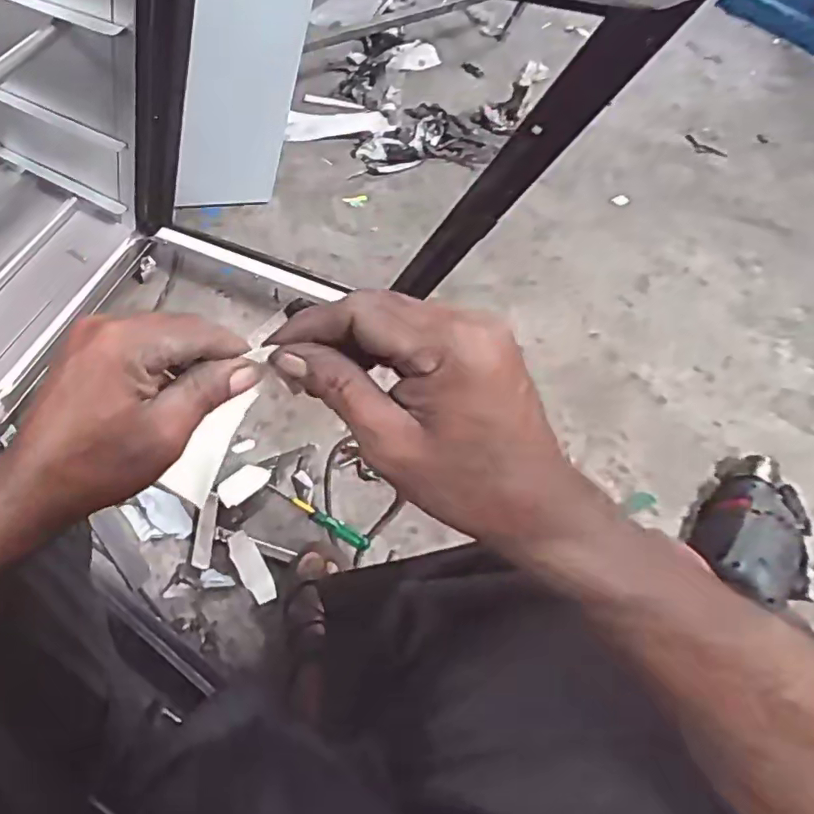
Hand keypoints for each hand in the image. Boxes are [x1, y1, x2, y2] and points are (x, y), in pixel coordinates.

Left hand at [3, 312, 257, 529]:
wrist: (35, 485)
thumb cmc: (92, 467)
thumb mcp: (165, 433)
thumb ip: (207, 392)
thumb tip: (242, 370)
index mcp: (124, 341)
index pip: (196, 330)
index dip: (230, 349)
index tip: (251, 367)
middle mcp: (104, 328)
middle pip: (175, 328)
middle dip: (206, 354)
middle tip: (232, 384)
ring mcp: (89, 337)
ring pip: (155, 336)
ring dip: (181, 359)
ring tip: (199, 394)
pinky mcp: (82, 351)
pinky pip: (132, 346)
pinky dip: (155, 363)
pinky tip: (165, 391)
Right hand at [268, 291, 614, 556]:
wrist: (537, 507)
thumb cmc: (466, 487)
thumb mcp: (388, 443)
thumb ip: (337, 387)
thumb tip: (290, 356)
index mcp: (450, 344)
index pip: (361, 311)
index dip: (310, 326)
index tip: (275, 349)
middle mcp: (467, 321)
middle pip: (376, 306)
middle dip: (327, 331)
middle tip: (292, 365)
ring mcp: (477, 326)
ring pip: (392, 314)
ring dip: (350, 337)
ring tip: (318, 371)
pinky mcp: (478, 338)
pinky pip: (414, 327)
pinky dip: (379, 343)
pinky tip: (358, 368)